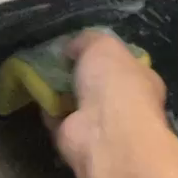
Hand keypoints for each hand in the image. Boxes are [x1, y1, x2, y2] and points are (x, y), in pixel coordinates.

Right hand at [52, 30, 175, 177]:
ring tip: (38, 71)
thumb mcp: (103, 45)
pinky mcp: (76, 137)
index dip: (102, 53)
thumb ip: (87, 40)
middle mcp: (124, 103)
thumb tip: (71, 47)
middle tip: (55, 59)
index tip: (79, 46)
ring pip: (77, 101)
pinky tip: (35, 93)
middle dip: (77, 73)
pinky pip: (59, 118)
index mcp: (141, 78)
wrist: (104, 132)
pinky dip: (47, 107)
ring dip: (60, 90)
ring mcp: (100, 123)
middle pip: (97, 83)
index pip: (123, 63)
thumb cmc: (114, 82)